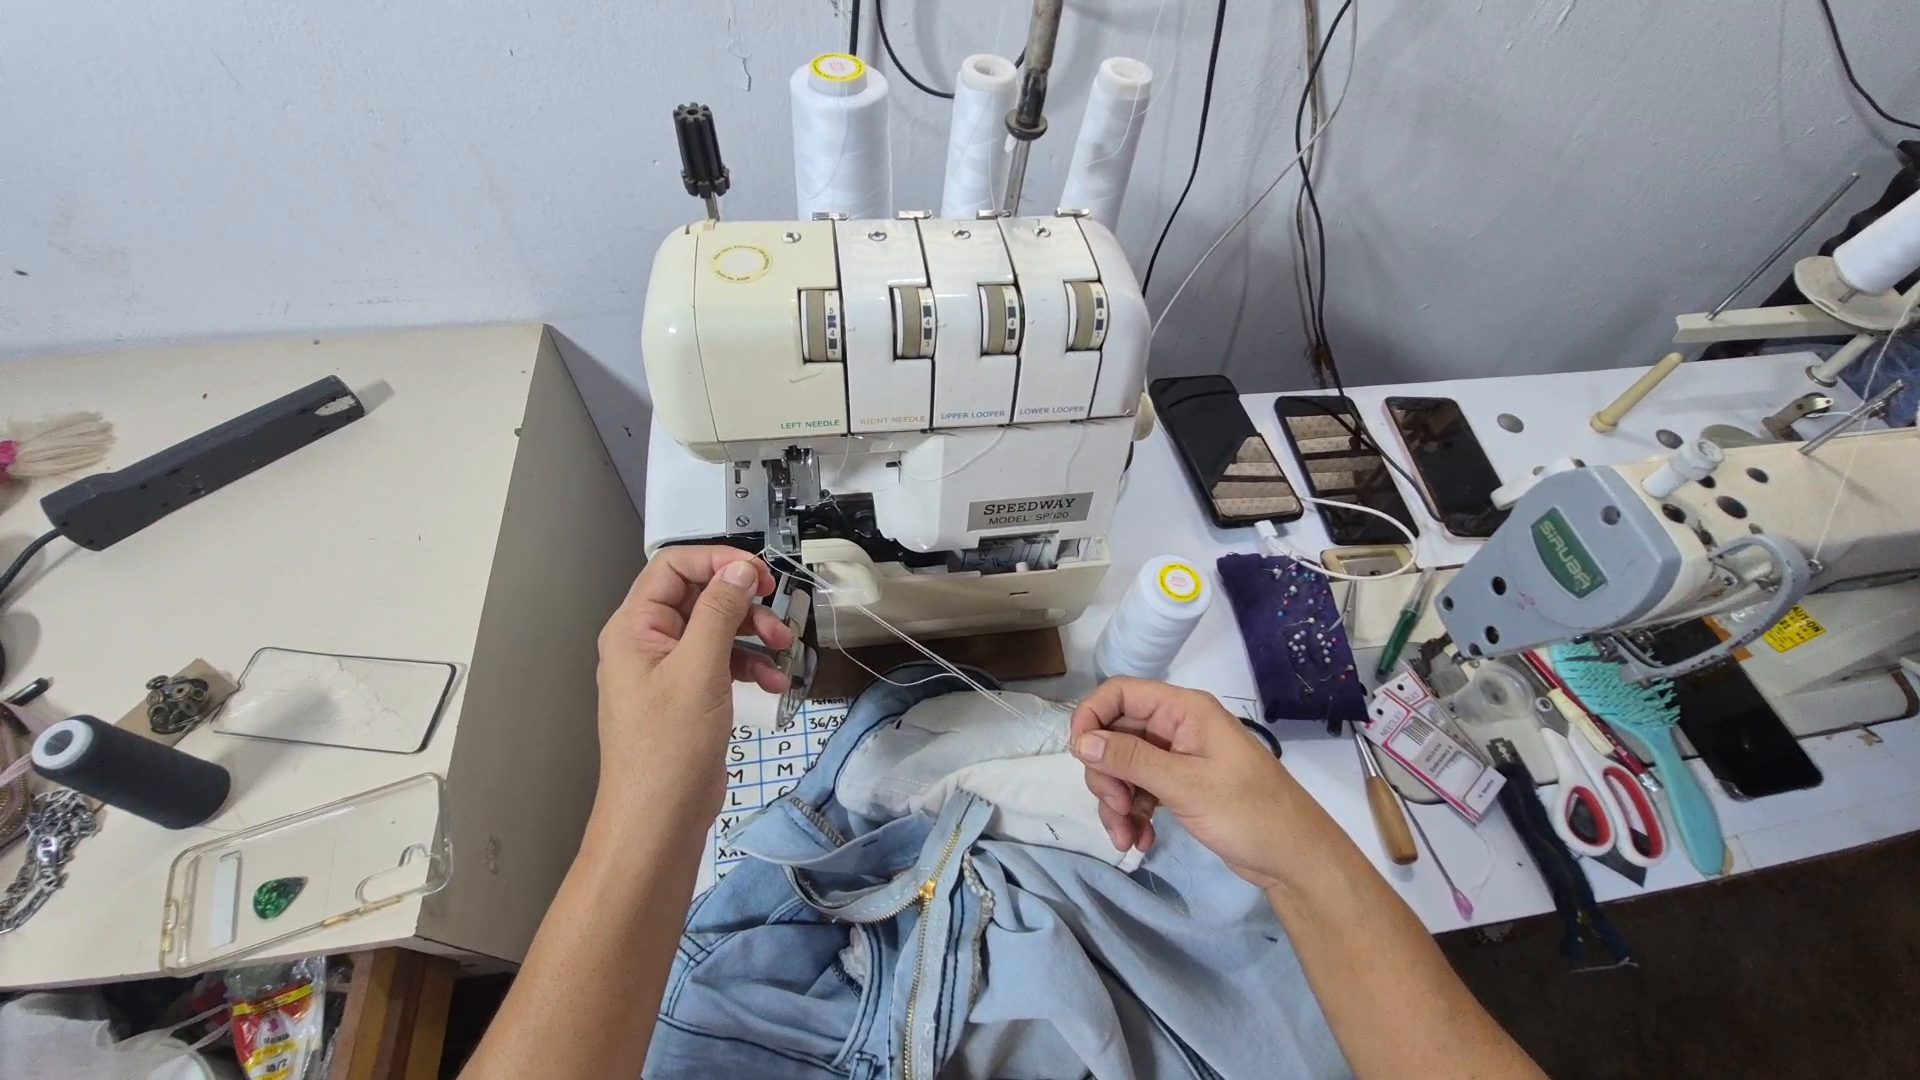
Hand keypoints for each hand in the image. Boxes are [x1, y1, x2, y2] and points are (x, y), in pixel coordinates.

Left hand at [593, 546, 795, 821]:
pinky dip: (751, 664)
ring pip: (718, 628)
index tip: (759, 574)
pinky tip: (772, 680)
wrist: (659, 820)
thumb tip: (739, 570)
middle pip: (701, 596)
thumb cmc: (667, 750)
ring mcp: (670, 669)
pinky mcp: (690, 693)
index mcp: (635, 628)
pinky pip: (724, 661)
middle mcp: (649, 642)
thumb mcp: (699, 670)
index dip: (718, 562)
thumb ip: (720, 612)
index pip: (674, 567)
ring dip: (754, 635)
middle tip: (776, 616)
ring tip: (783, 651)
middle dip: (744, 604)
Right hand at [1071, 677, 1323, 890]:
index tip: (1079, 755)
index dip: (1092, 717)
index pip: (1119, 693)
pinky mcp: (1179, 785)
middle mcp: (1176, 726)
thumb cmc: (1248, 812)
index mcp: (1182, 710)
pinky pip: (1139, 789)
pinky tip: (1140, 840)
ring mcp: (1177, 756)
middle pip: (1116, 734)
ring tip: (1127, 838)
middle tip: (1115, 807)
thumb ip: (1131, 759)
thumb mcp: (1185, 784)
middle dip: (1106, 773)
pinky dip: (1132, 814)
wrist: (1296, 860)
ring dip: (1116, 802)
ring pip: (1123, 767)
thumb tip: (1080, 741)